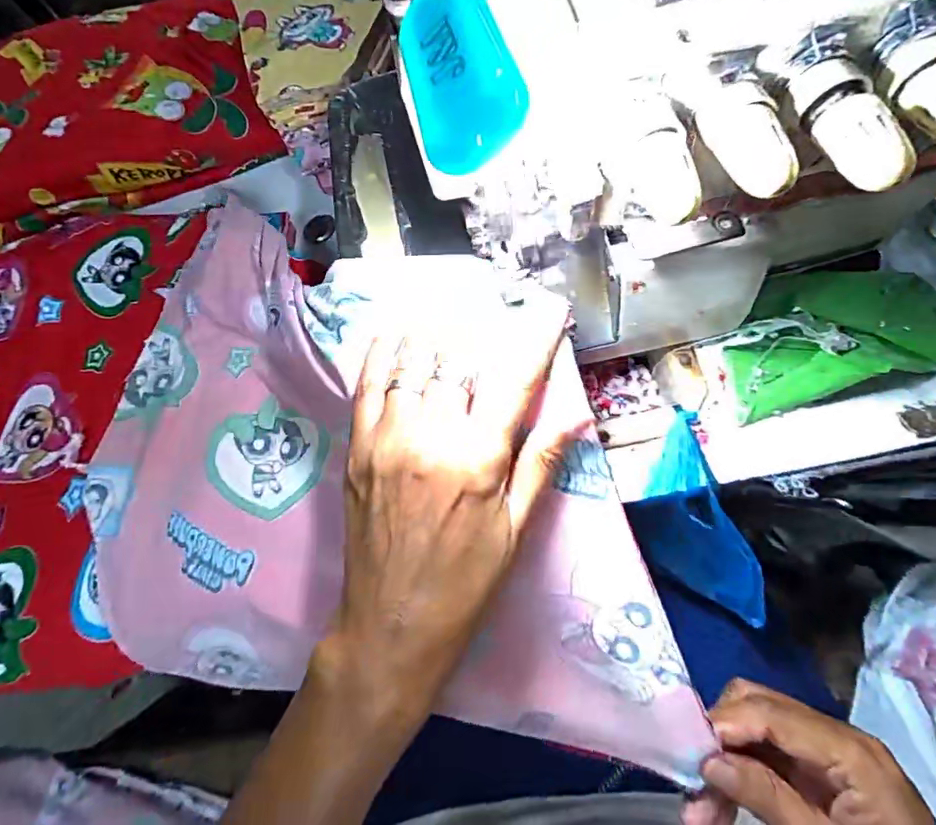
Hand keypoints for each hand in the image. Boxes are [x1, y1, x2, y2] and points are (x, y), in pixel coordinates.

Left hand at [323, 307, 573, 709]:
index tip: (548, 311)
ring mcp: (388, 439)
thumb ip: (541, 463)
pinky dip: (380, 356)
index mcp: (479, 460)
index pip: (514, 382)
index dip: (536, 341)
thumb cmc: (464, 584)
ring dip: (434, 341)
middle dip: (481, 340)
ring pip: (412, 366)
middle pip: (460, 365)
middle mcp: (432, 437)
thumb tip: (578, 414)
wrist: (391, 624)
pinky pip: (367, 387)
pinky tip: (391, 337)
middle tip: (490, 324)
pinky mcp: (357, 448)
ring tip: (446, 324)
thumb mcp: (515, 531)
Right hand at [682, 680, 933, 824]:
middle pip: (759, 707)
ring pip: (758, 733)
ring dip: (725, 762)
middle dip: (718, 739)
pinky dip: (744, 775)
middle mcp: (839, 738)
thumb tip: (708, 759)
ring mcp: (833, 756)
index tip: (684, 754)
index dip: (721, 724)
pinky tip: (723, 806)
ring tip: (700, 812)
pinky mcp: (828, 777)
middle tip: (691, 781)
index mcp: (849, 750)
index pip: (768, 711)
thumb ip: (768, 797)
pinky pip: (773, 759)